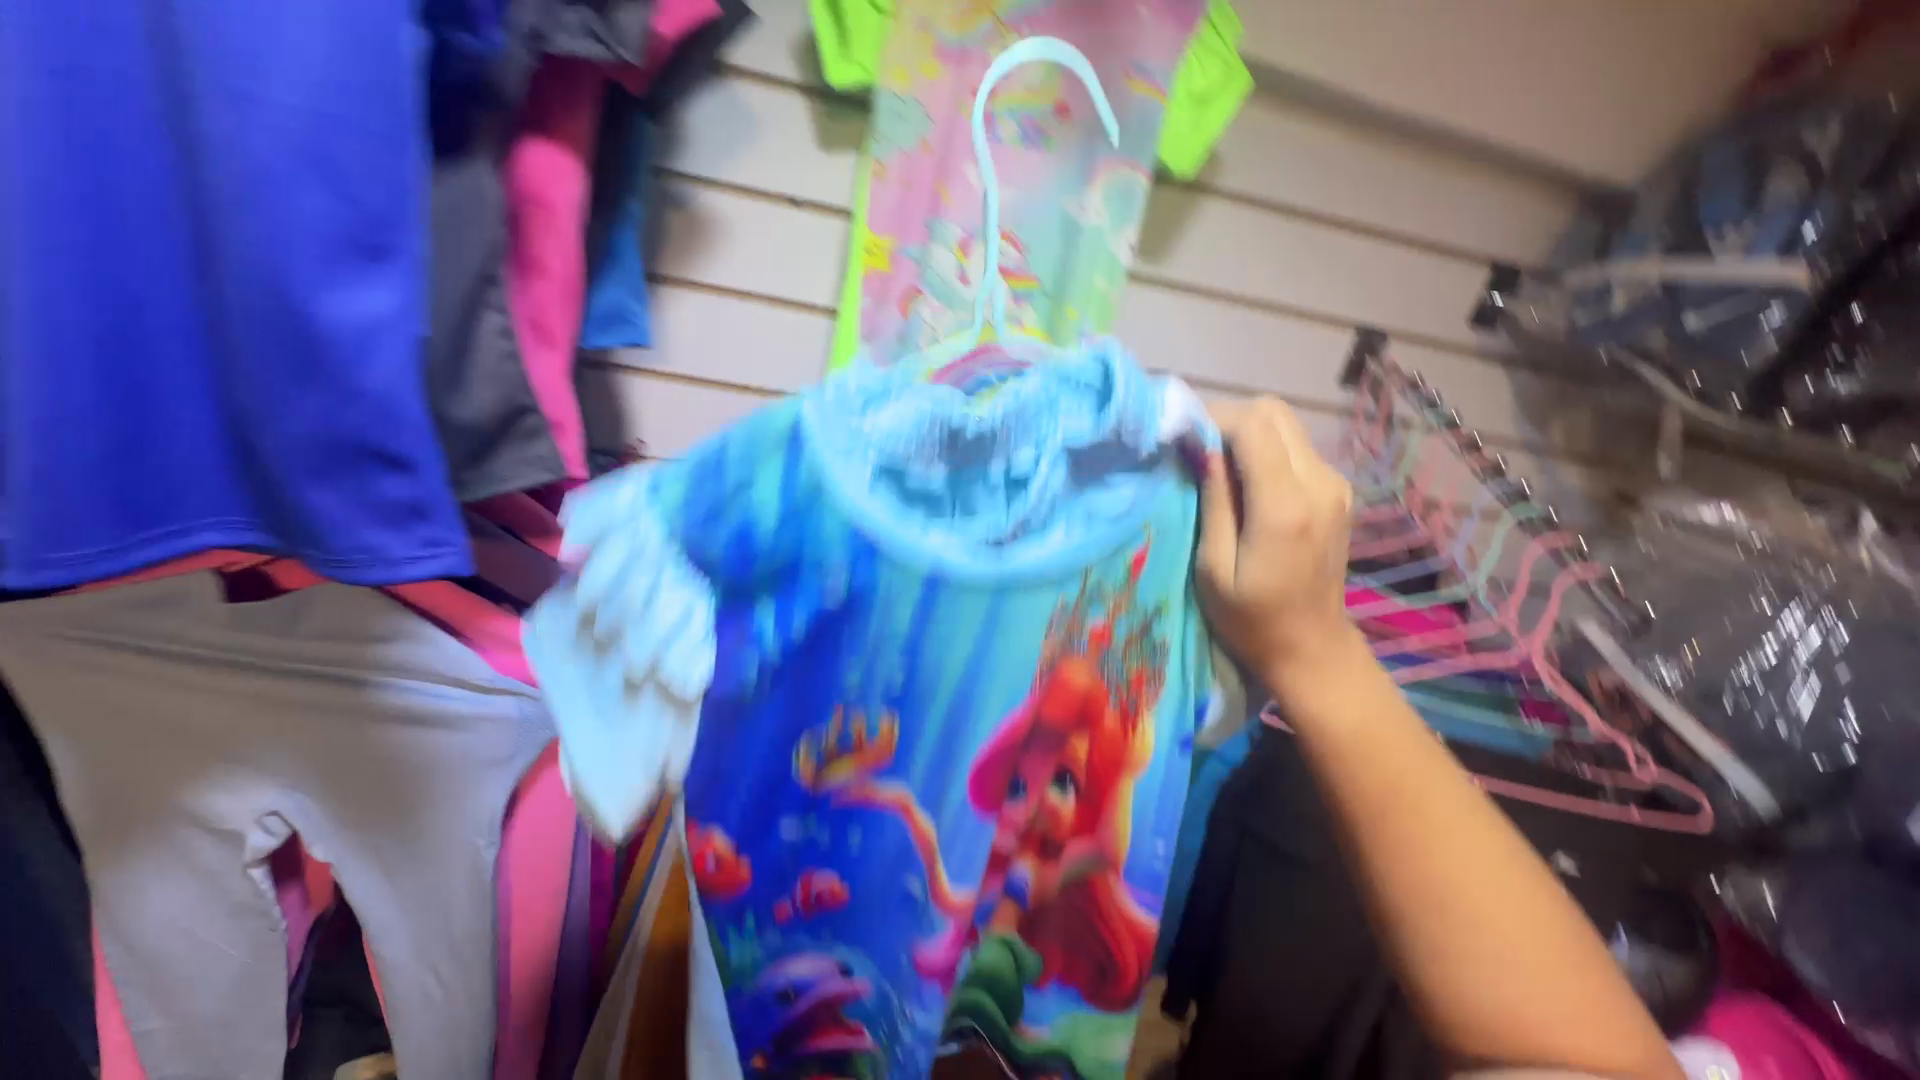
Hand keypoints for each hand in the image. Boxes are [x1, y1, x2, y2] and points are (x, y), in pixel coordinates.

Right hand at [1197, 398, 1360, 691]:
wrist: (1310, 646)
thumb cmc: (1250, 618)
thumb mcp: (1214, 567)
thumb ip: (1214, 501)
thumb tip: (1204, 446)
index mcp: (1285, 506)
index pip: (1252, 426)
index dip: (1212, 418)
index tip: (1182, 438)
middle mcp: (1319, 483)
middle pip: (1273, 411)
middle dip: (1230, 418)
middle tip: (1198, 448)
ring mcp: (1334, 484)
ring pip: (1286, 424)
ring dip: (1248, 432)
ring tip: (1217, 465)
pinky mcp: (1337, 490)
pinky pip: (1296, 446)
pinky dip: (1266, 449)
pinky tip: (1245, 482)